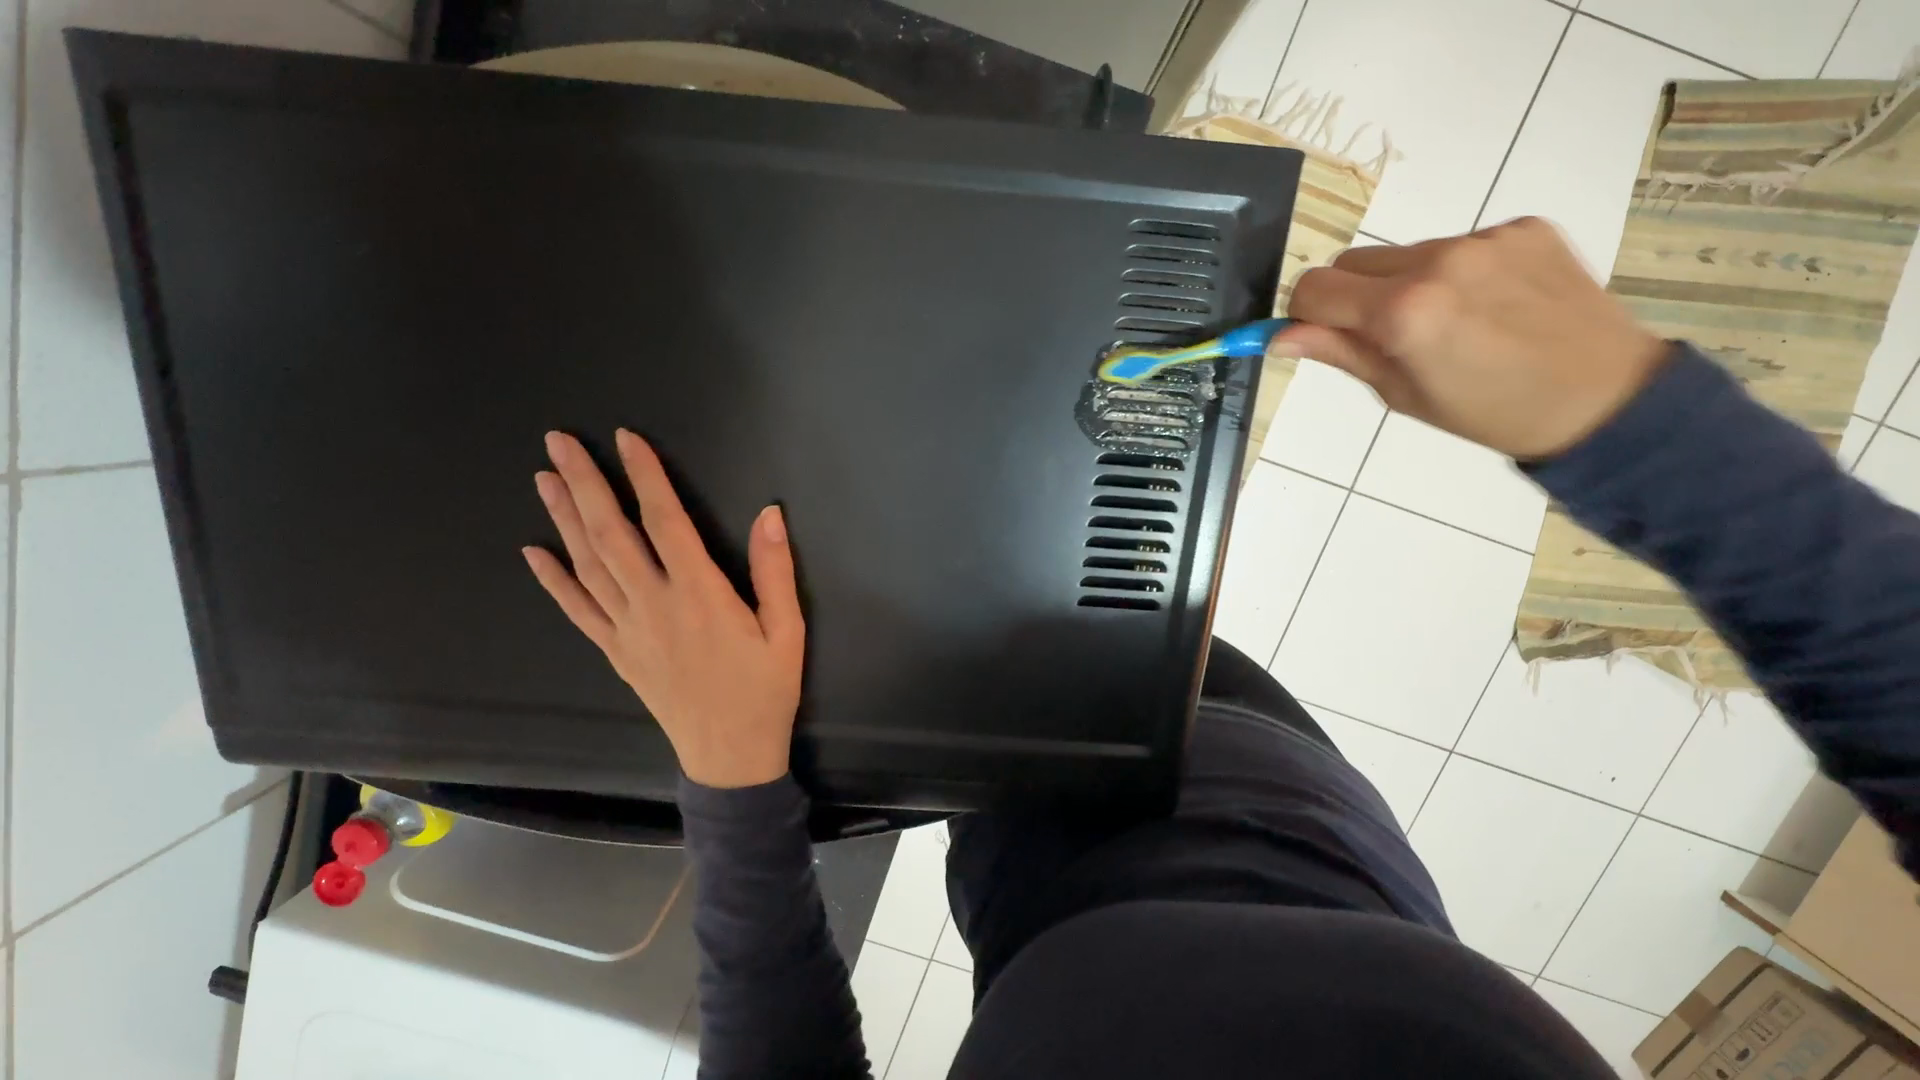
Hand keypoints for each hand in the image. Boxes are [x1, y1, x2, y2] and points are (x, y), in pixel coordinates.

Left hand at [522, 430, 804, 788]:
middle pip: (611, 533)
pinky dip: (554, 580)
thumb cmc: (765, 690)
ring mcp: (627, 629)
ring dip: (563, 519)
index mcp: (700, 594)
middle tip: (558, 441)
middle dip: (584, 483)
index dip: (645, 476)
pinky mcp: (615, 652)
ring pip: (588, 564)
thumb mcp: (787, 630)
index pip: (665, 521)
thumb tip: (770, 513)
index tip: (627, 439)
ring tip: (544, 478)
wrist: (730, 755)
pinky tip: (535, 552)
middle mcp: (654, 604)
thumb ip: (775, 570)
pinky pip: (578, 610)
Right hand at [1271, 217, 1667, 459]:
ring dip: (1406, 282)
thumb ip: (1340, 354)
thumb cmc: (1490, 412)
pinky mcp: (1523, 227)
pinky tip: (1490, 304)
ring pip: (1406, 253)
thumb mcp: (1402, 395)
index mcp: (1403, 312)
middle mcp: (1438, 261)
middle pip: (1353, 262)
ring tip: (1451, 321)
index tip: (1320, 334)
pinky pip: (1460, 244)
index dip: (1306, 313)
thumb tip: (1281, 337)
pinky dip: (1458, 271)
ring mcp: (1485, 239)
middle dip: (1354, 296)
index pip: (1315, 287)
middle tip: (1388, 335)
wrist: (1602, 396)